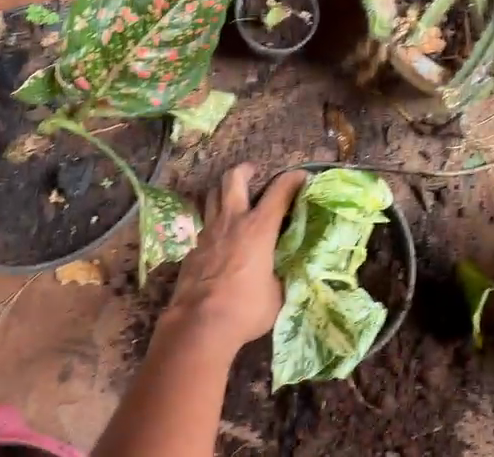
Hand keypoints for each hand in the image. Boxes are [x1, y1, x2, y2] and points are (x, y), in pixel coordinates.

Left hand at [160, 163, 307, 354]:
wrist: (199, 323)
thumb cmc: (245, 309)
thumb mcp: (276, 295)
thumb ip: (281, 277)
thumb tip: (284, 274)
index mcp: (259, 229)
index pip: (279, 192)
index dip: (292, 179)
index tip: (301, 176)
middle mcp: (232, 221)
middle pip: (233, 178)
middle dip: (245, 170)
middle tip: (253, 172)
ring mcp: (208, 232)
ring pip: (212, 195)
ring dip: (223, 191)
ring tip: (232, 197)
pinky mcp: (193, 248)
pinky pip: (204, 225)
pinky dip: (213, 224)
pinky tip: (218, 239)